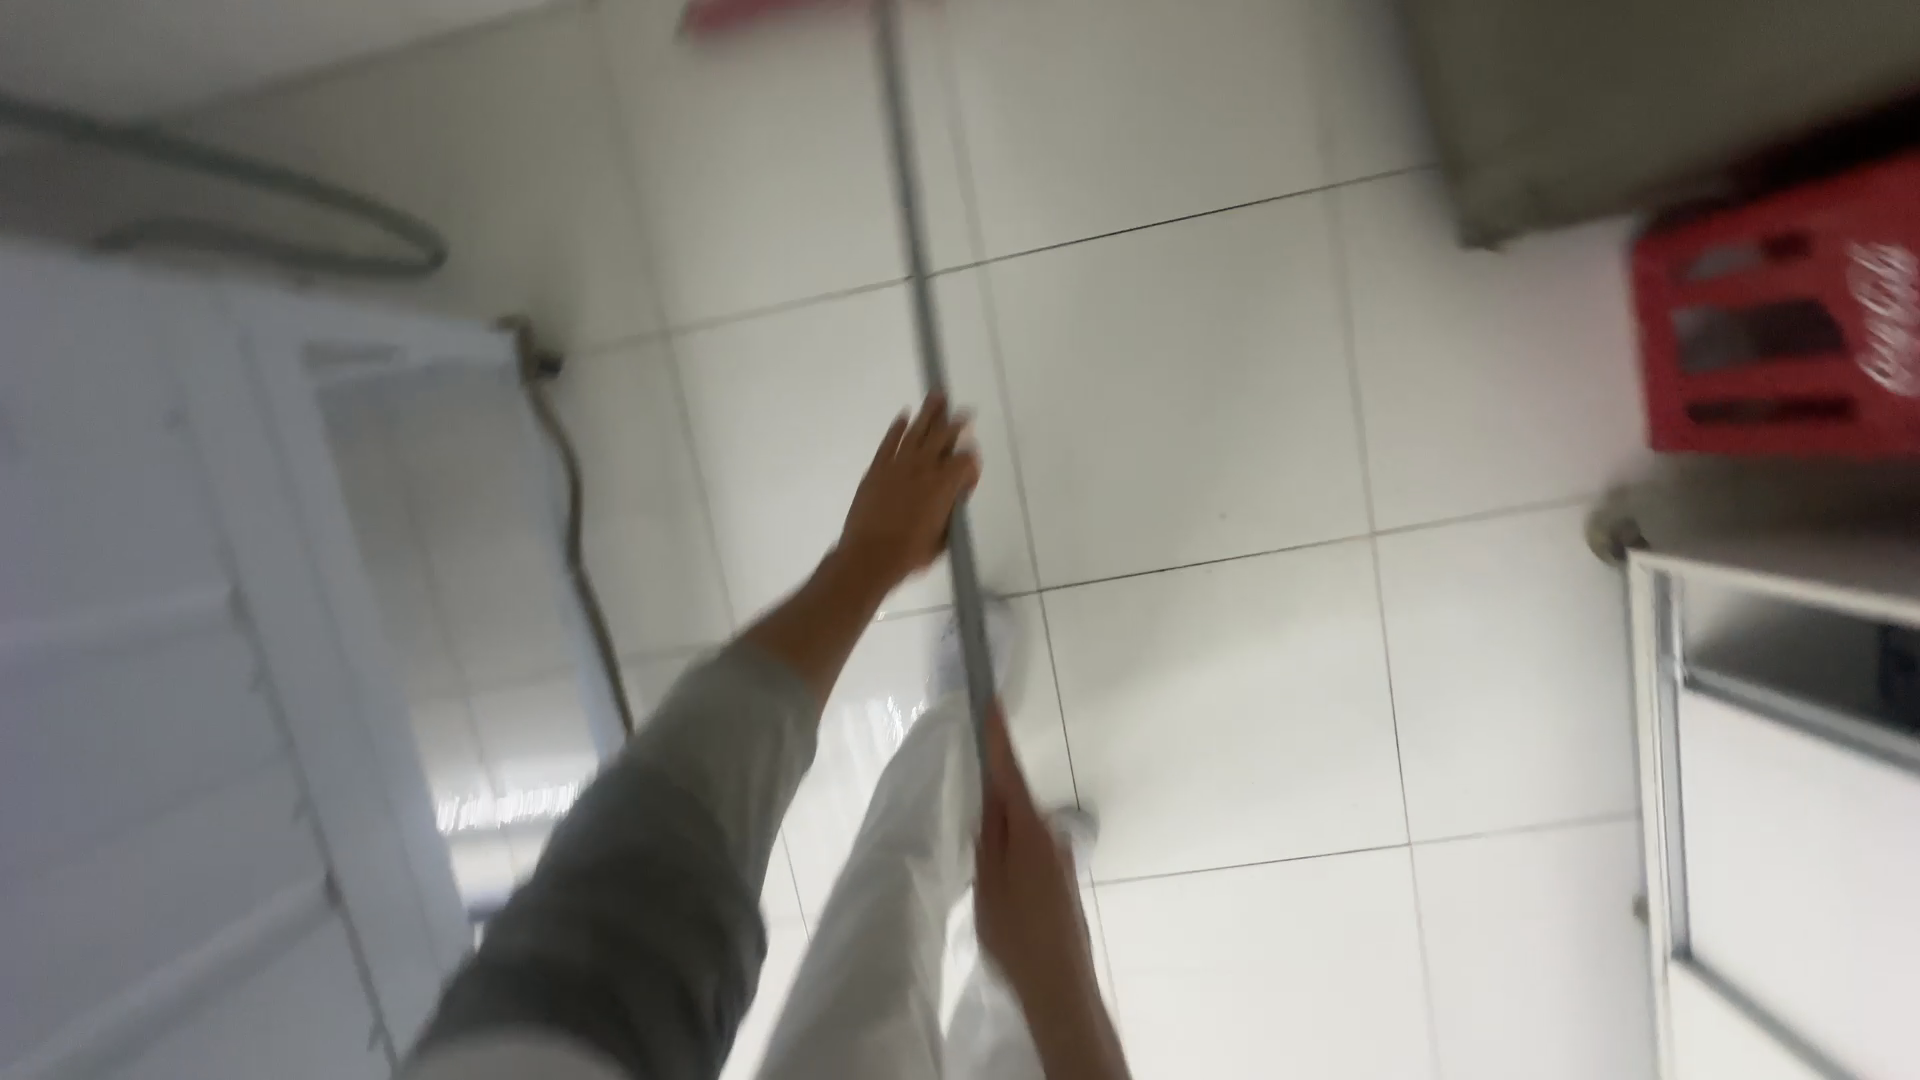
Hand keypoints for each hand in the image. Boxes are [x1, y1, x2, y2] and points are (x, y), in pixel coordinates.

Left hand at [836, 392, 979, 590]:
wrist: (870, 555)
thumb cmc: (911, 553)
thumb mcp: (944, 537)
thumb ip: (951, 513)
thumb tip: (952, 500)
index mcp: (946, 485)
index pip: (966, 461)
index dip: (972, 466)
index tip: (969, 478)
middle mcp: (925, 468)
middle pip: (944, 437)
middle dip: (956, 423)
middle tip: (965, 411)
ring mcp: (899, 465)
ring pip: (917, 431)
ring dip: (929, 413)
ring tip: (937, 395)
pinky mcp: (878, 468)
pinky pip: (889, 442)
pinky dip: (897, 428)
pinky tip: (903, 417)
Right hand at [974, 704, 1098, 1010]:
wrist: (1061, 986)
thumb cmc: (1016, 935)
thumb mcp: (987, 884)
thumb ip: (988, 837)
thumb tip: (992, 801)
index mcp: (1027, 830)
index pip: (1008, 771)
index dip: (998, 737)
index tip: (992, 701)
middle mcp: (1049, 835)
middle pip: (1014, 803)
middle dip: (992, 808)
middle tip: (973, 843)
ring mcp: (1059, 857)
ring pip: (1021, 833)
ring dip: (1003, 842)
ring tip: (988, 888)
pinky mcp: (1063, 878)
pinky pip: (1031, 853)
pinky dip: (1015, 860)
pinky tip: (1006, 898)